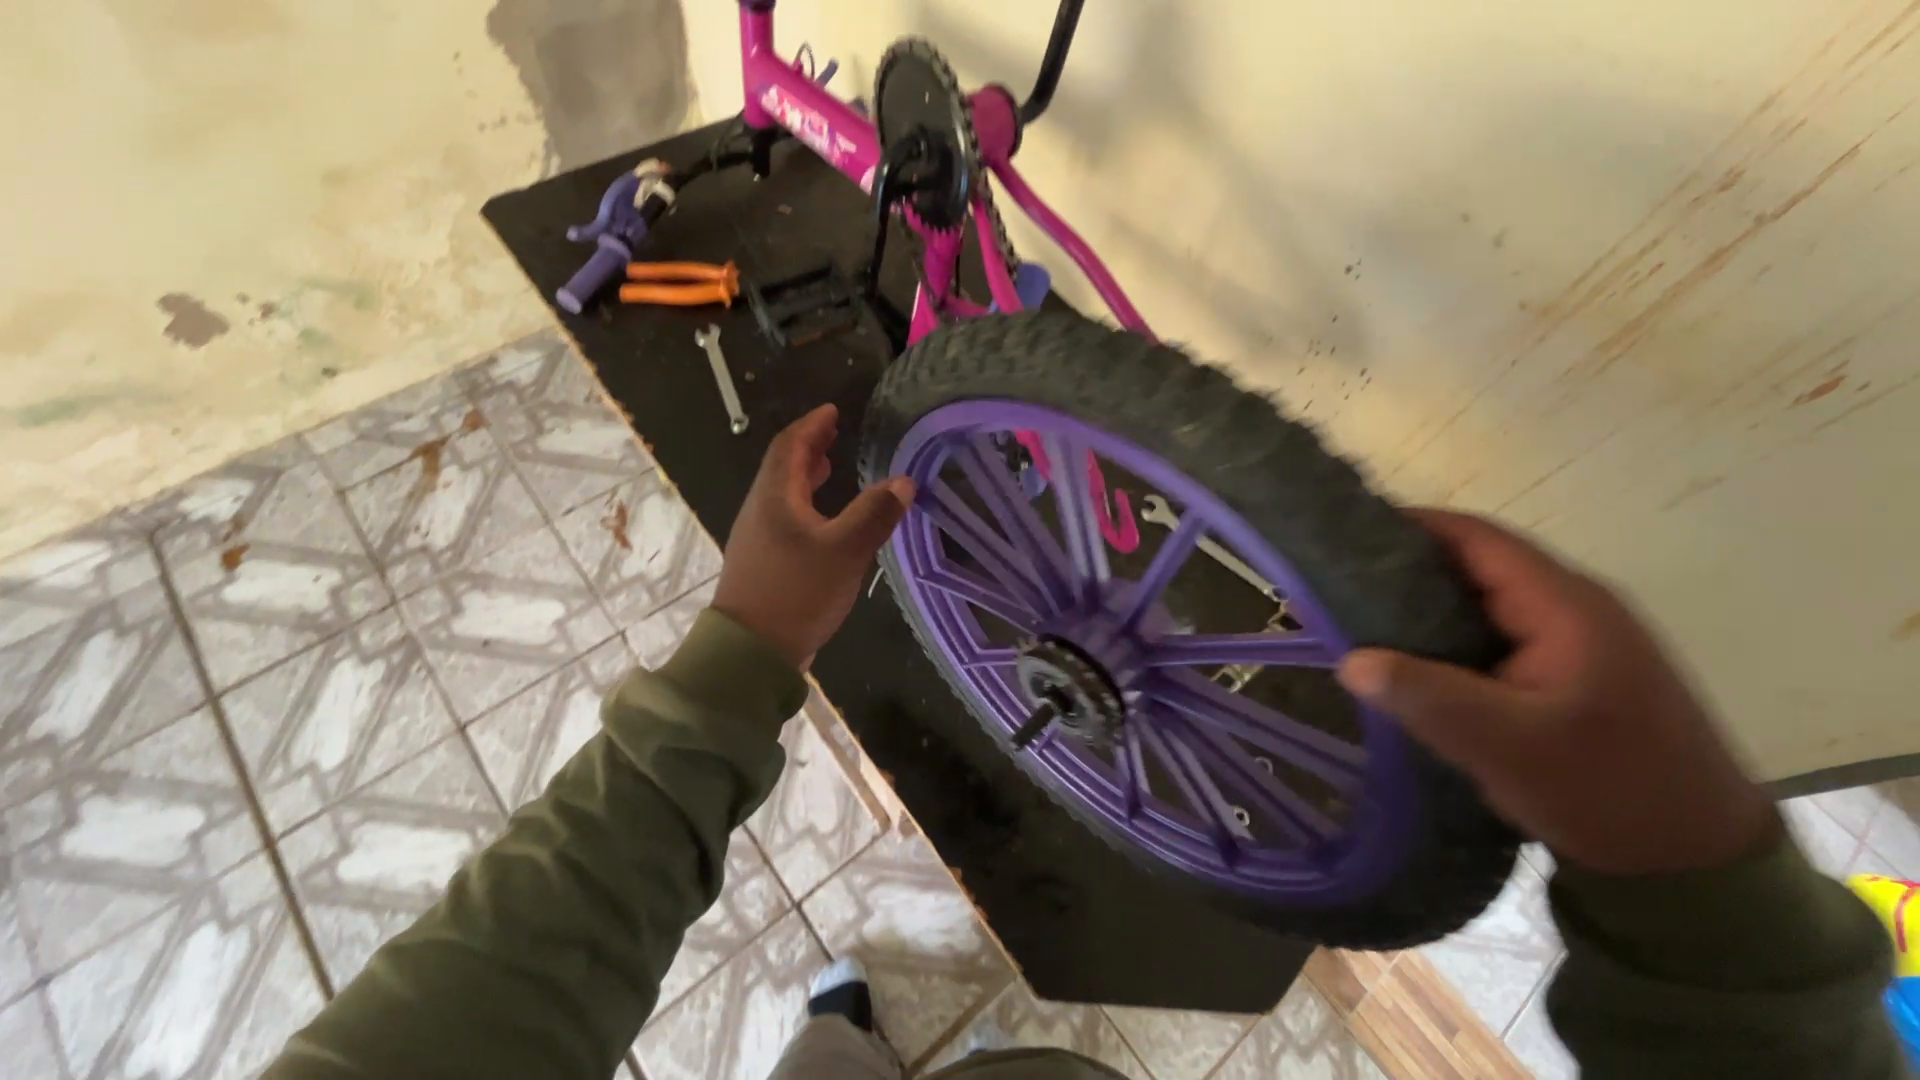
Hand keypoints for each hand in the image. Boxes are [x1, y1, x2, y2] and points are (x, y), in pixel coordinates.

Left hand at [711, 404, 915, 670]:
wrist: (751, 651)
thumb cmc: (797, 592)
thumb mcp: (844, 551)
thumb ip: (874, 514)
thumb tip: (904, 481)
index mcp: (775, 497)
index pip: (790, 446)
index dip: (812, 426)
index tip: (833, 411)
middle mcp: (761, 510)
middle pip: (782, 467)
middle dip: (809, 448)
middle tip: (835, 435)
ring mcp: (759, 538)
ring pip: (783, 494)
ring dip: (806, 477)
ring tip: (831, 468)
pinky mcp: (764, 563)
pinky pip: (785, 518)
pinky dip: (806, 505)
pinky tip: (824, 522)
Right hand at [1337, 510, 1772, 876]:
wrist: (1696, 862)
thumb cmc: (1607, 792)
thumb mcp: (1507, 746)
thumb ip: (1427, 697)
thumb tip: (1350, 661)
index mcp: (1565, 606)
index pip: (1476, 538)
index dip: (1411, 527)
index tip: (1346, 535)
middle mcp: (1576, 607)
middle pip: (1479, 564)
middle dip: (1408, 567)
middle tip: (1339, 584)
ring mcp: (1579, 640)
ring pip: (1487, 602)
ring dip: (1428, 605)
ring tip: (1361, 619)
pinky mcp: (1575, 672)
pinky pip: (1499, 635)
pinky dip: (1451, 637)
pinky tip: (1414, 660)